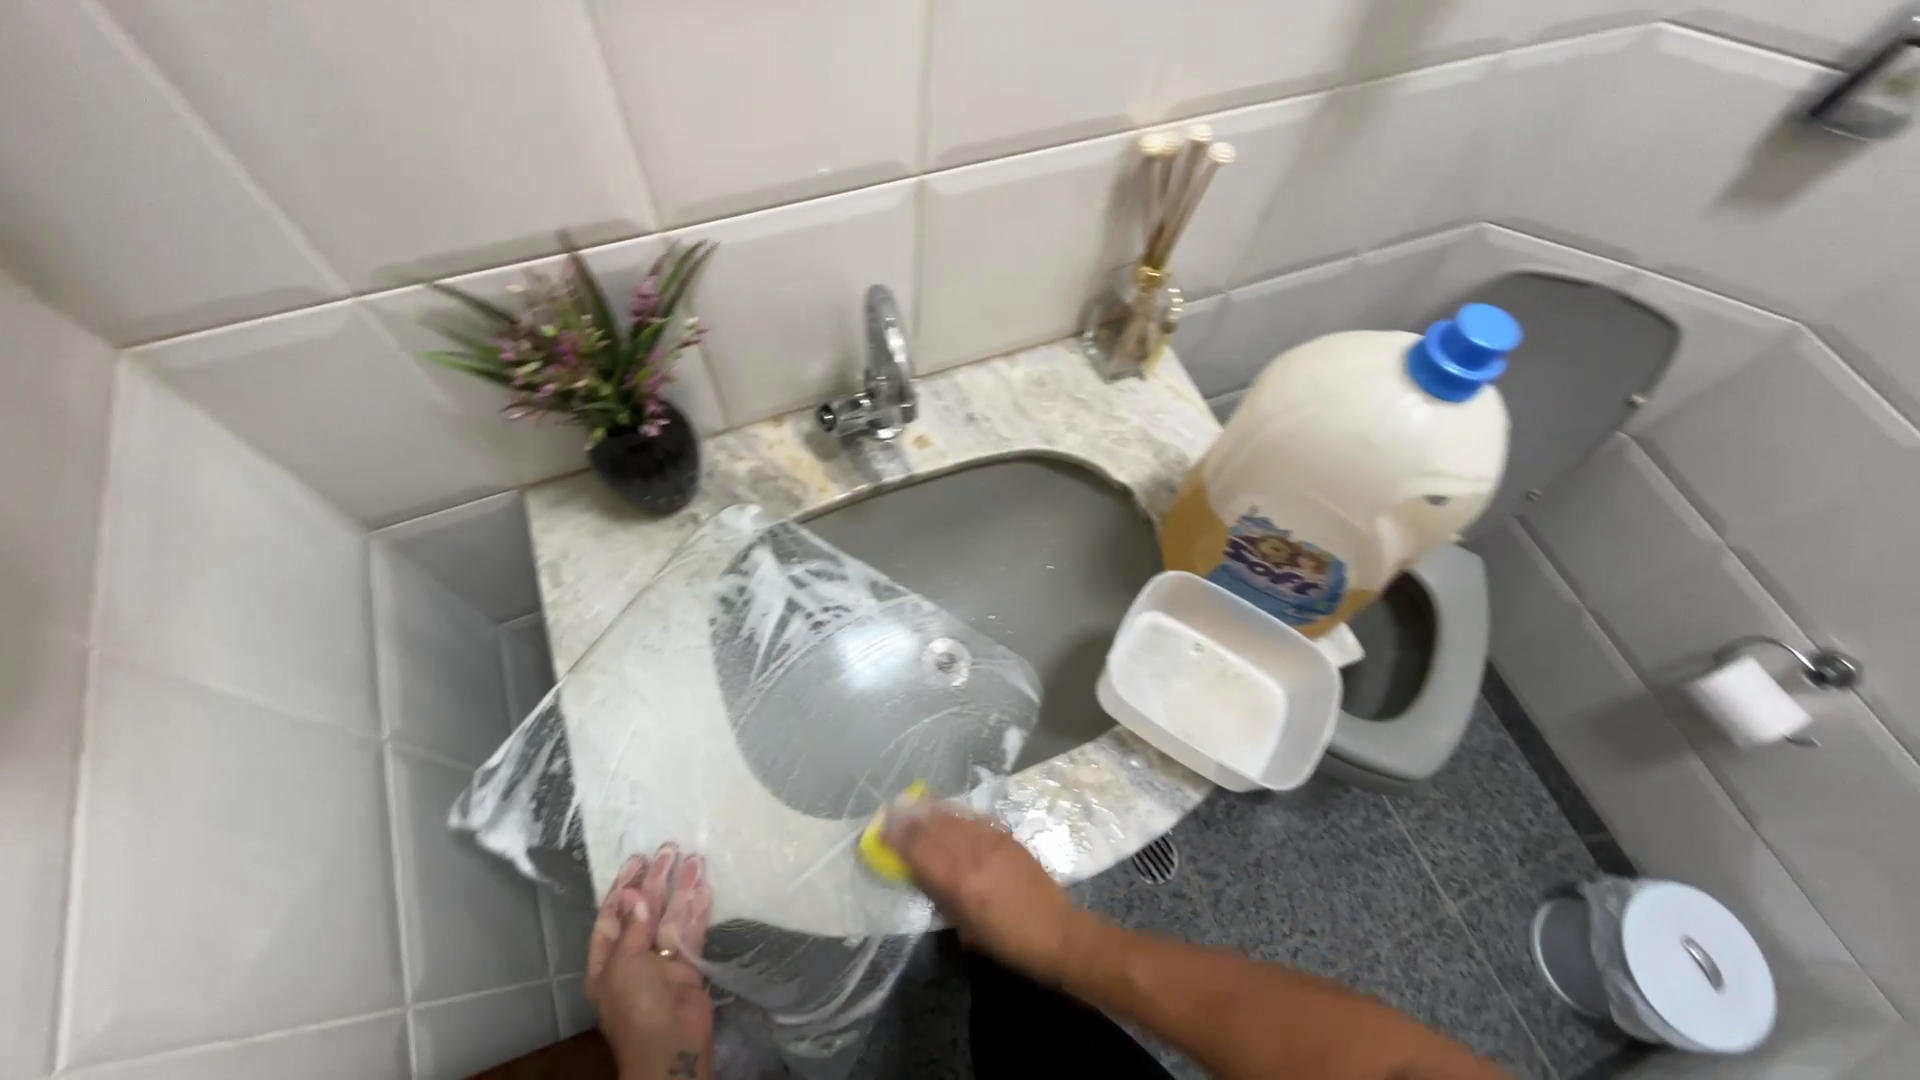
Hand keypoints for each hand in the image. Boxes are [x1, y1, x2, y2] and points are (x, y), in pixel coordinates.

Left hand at [586, 844, 714, 1079]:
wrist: (670, 1047)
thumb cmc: (636, 1007)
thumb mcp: (624, 965)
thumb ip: (634, 927)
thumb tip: (635, 894)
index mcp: (606, 961)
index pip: (612, 916)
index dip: (623, 888)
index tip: (637, 860)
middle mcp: (633, 957)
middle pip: (644, 910)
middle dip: (655, 881)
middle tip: (668, 850)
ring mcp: (663, 961)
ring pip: (671, 916)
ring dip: (681, 888)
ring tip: (694, 859)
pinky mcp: (690, 965)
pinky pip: (693, 931)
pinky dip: (698, 909)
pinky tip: (704, 886)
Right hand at [881, 803, 1083, 981]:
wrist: (1057, 932)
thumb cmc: (1007, 942)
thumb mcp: (965, 928)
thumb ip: (941, 897)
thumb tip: (921, 875)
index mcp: (959, 881)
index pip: (919, 849)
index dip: (897, 836)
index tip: (880, 828)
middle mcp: (973, 853)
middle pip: (934, 827)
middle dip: (910, 818)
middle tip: (892, 810)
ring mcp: (992, 841)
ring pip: (954, 817)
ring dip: (932, 810)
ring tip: (914, 804)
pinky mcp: (1007, 836)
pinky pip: (975, 818)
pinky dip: (957, 813)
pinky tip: (949, 811)